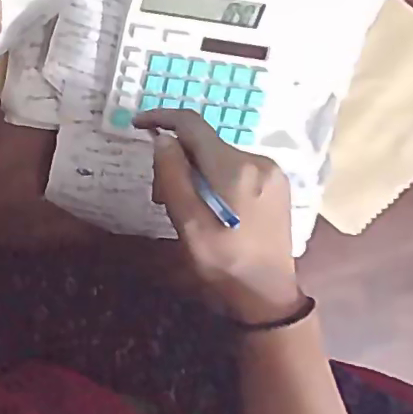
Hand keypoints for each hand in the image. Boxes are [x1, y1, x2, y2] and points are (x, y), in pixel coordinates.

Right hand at [134, 107, 302, 322]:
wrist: (268, 295)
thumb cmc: (224, 263)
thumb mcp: (188, 223)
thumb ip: (172, 176)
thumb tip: (162, 139)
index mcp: (234, 168)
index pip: (192, 125)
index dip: (161, 118)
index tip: (137, 125)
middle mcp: (256, 160)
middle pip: (203, 143)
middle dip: (177, 160)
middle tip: (162, 197)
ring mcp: (270, 171)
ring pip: (217, 156)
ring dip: (194, 172)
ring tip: (186, 209)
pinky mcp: (275, 183)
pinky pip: (234, 168)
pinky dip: (213, 178)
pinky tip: (209, 208)